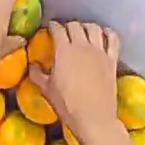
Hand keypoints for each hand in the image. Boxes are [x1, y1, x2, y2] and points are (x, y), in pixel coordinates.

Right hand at [28, 21, 120, 143]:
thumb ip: (37, 74)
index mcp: (64, 51)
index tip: (50, 27)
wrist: (94, 118)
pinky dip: (108, 33)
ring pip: (93, 28)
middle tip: (64, 32)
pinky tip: (104, 34)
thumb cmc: (67, 105)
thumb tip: (32, 64)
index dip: (53, 26)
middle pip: (75, 26)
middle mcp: (82, 46)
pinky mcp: (112, 59)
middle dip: (68, 26)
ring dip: (86, 26)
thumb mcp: (47, 90)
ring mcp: (99, 51)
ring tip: (83, 31)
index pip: (58, 29)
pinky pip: (112, 39)